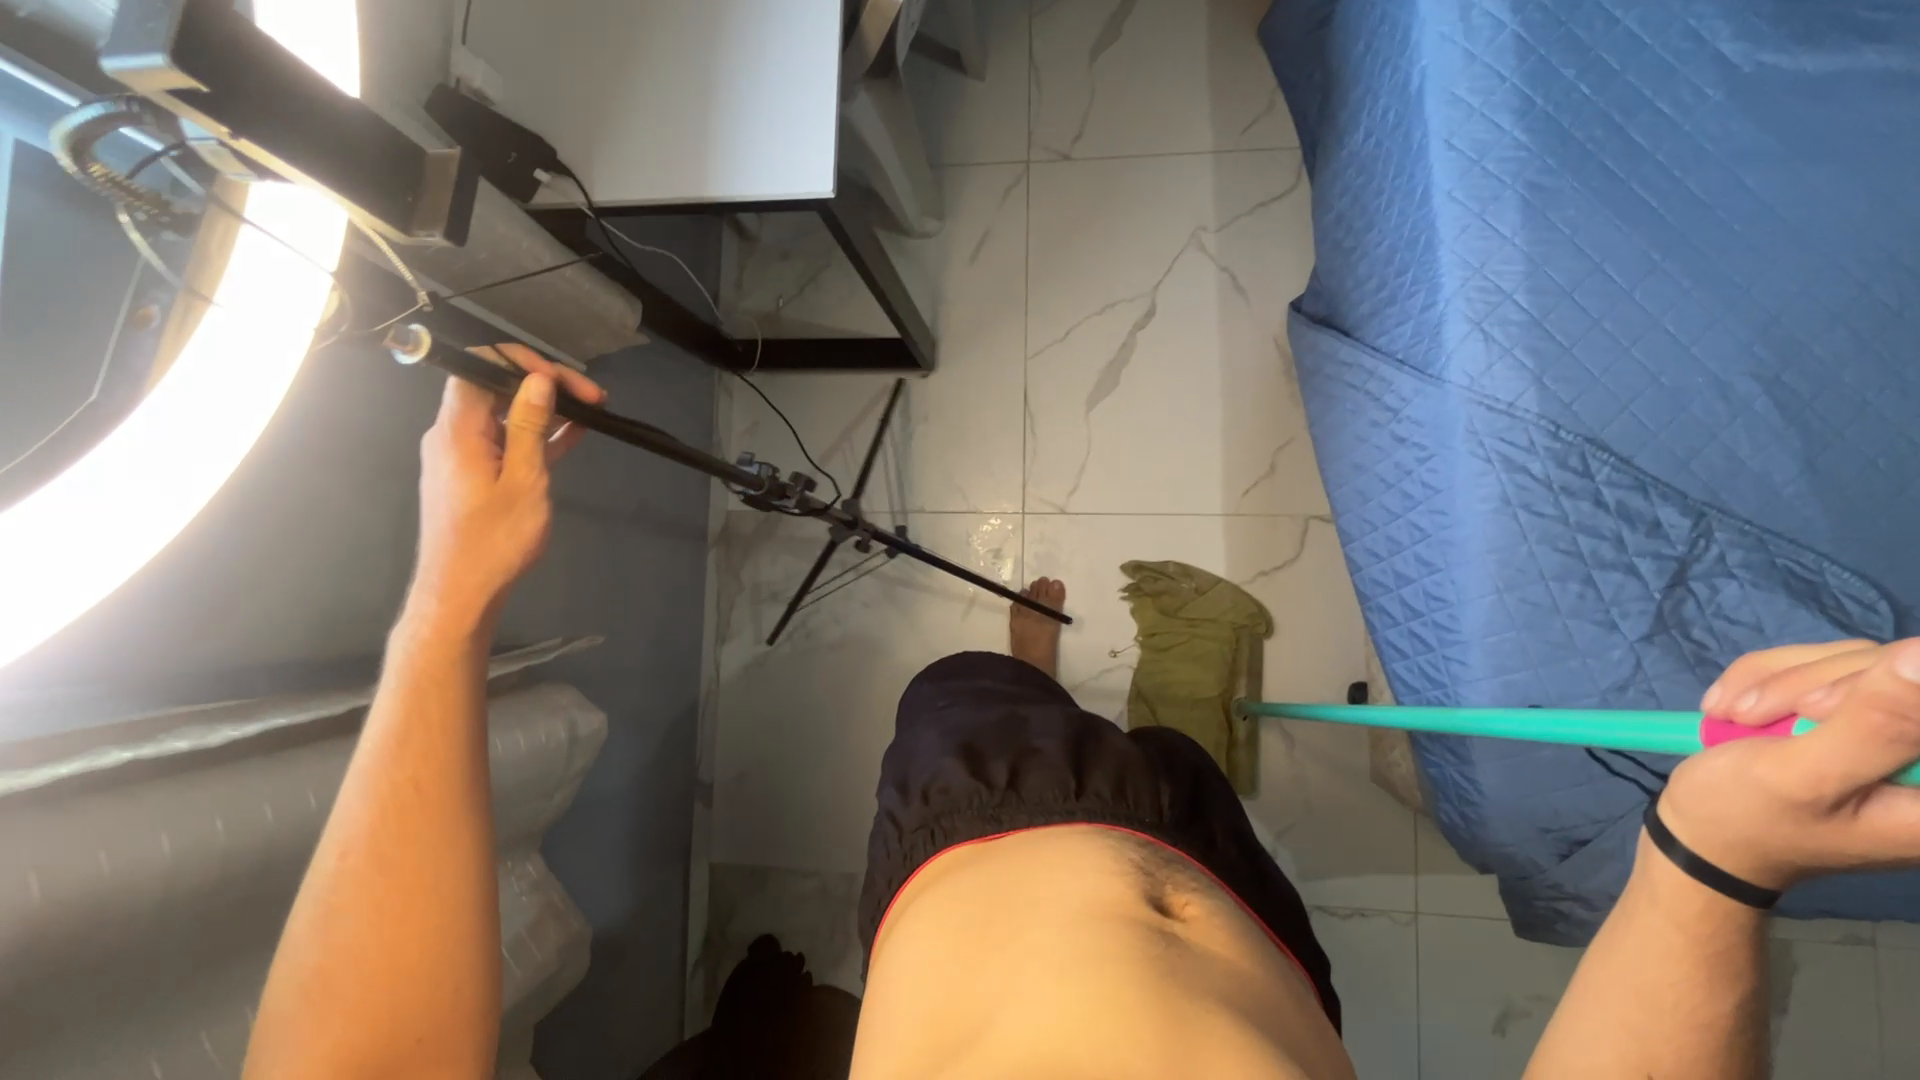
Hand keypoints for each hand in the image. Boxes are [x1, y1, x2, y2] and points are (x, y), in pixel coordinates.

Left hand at [406, 344, 606, 630]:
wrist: (462, 592)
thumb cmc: (494, 540)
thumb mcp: (523, 480)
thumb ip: (531, 427)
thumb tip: (539, 380)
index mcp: (457, 430)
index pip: (478, 368)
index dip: (519, 361)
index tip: (561, 378)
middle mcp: (454, 434)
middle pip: (495, 388)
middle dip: (544, 384)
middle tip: (593, 397)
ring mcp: (465, 455)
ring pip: (505, 415)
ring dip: (547, 410)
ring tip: (593, 412)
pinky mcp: (477, 475)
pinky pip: (508, 442)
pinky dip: (538, 435)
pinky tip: (574, 433)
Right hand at [1654, 639, 1919, 890]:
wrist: (1701, 838)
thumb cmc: (1745, 817)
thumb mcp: (1800, 776)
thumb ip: (1872, 725)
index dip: (1873, 688)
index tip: (1802, 712)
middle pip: (1896, 671)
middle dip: (1803, 684)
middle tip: (1744, 717)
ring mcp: (1898, 737)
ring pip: (1856, 662)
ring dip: (1775, 680)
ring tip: (1730, 715)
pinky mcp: (1859, 721)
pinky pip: (1825, 668)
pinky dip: (1767, 679)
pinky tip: (1736, 707)